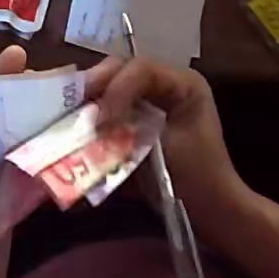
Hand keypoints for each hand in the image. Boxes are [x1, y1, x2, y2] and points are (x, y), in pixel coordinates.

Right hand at [87, 57, 251, 228]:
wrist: (210, 208)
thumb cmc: (195, 178)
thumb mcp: (165, 151)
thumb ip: (129, 133)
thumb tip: (92, 126)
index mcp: (183, 83)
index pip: (143, 69)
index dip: (117, 88)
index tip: (101, 120)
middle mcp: (168, 83)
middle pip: (124, 70)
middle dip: (97, 87)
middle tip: (70, 107)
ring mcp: (154, 98)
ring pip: (114, 84)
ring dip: (91, 99)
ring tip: (68, 116)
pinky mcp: (141, 117)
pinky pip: (113, 105)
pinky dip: (95, 114)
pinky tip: (78, 127)